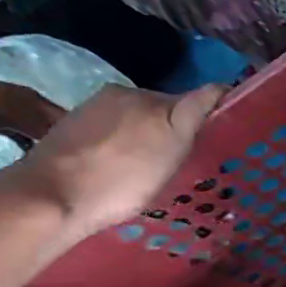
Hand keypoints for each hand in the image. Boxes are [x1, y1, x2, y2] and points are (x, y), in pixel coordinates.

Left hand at [4, 84, 226, 238]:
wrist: (53, 196)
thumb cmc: (121, 180)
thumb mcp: (171, 151)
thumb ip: (192, 117)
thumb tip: (218, 90)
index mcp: (153, 100)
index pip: (200, 97)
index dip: (218, 107)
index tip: (232, 126)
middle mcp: (127, 94)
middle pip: (168, 107)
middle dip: (179, 126)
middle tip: (187, 157)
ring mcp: (97, 106)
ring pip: (140, 117)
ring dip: (150, 134)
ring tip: (153, 164)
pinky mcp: (74, 122)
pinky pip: (114, 126)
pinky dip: (125, 140)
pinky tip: (121, 164)